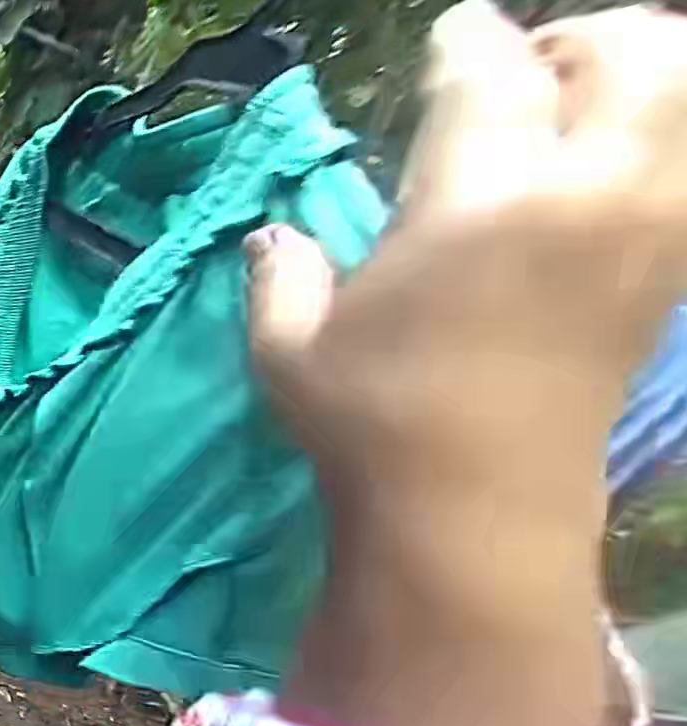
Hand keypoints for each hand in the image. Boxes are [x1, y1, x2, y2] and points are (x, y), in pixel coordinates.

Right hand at [244, 0, 686, 725]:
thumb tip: (271, 233)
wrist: (467, 488)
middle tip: (518, 60)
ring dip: (644, 62)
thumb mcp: (286, 346)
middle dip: (574, 36)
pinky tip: (614, 152)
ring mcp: (656, 216)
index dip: (462, 47)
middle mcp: (590, 184)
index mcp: (476, 204)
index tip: (449, 30)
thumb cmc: (361, 412)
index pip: (484, 83)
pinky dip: (667, 124)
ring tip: (579, 89)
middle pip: (632, 48)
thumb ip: (280, 275)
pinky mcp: (679, 255)